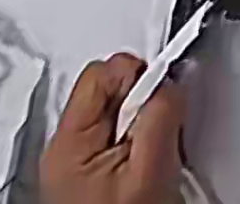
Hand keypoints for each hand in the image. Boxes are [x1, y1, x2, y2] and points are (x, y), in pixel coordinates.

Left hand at [42, 54, 186, 203]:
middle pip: (114, 83)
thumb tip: (171, 77)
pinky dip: (146, 132)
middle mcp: (69, 146)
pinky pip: (126, 124)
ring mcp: (80, 158)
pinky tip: (151, 158)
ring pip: (123, 103)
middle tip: (159, 130)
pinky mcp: (96, 167)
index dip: (141, 74)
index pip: (106, 71)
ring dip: (148, 115)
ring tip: (156, 149)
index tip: (163, 95)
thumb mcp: (149, 169)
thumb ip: (161, 112)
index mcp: (70, 143)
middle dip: (145, 95)